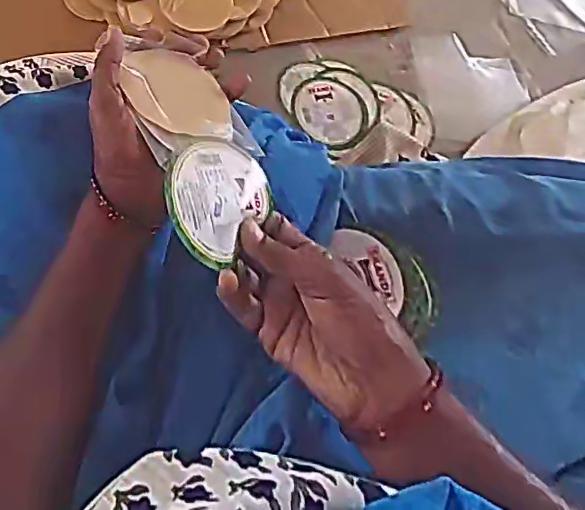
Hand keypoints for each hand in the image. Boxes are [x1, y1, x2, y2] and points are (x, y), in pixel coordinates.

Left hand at [89, 28, 247, 229]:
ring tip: (217, 58)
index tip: (170, 40)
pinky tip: (240, 81)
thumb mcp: (104, 106)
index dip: (162, 41)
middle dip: (192, 49)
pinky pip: (218, 105)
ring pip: (199, 77)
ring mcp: (179, 109)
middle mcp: (157, 92)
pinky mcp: (198, 126)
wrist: (134, 193)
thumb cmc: (114, 147)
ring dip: (211, 62)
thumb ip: (106, 71)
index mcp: (133, 84)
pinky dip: (231, 91)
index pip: (151, 51)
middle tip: (202, 49)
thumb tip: (113, 33)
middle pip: (178, 60)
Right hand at [218, 212, 431, 436]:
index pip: (277, 230)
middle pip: (256, 252)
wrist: (372, 383)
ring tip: (218, 253)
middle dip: (237, 239)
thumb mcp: (323, 277)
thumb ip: (281, 255)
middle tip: (212, 224)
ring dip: (232, 265)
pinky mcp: (268, 332)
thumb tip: (246, 228)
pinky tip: (226, 281)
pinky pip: (245, 309)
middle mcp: (290, 277)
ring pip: (247, 278)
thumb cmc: (358, 318)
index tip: (230, 202)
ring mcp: (278, 304)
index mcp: (309, 257)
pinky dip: (233, 295)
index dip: (256, 218)